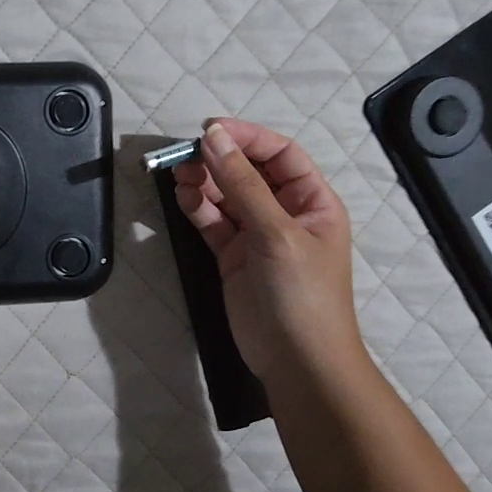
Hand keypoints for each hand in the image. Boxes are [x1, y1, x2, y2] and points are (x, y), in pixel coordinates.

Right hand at [172, 120, 362, 381]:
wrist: (297, 360)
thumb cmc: (301, 293)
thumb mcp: (276, 233)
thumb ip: (242, 184)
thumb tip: (213, 137)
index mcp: (312, 201)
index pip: (280, 154)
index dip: (247, 138)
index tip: (208, 130)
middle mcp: (285, 212)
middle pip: (248, 172)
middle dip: (218, 160)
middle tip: (184, 155)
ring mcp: (256, 235)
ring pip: (225, 195)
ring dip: (203, 182)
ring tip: (178, 176)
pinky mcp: (232, 256)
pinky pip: (212, 221)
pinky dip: (196, 208)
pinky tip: (182, 198)